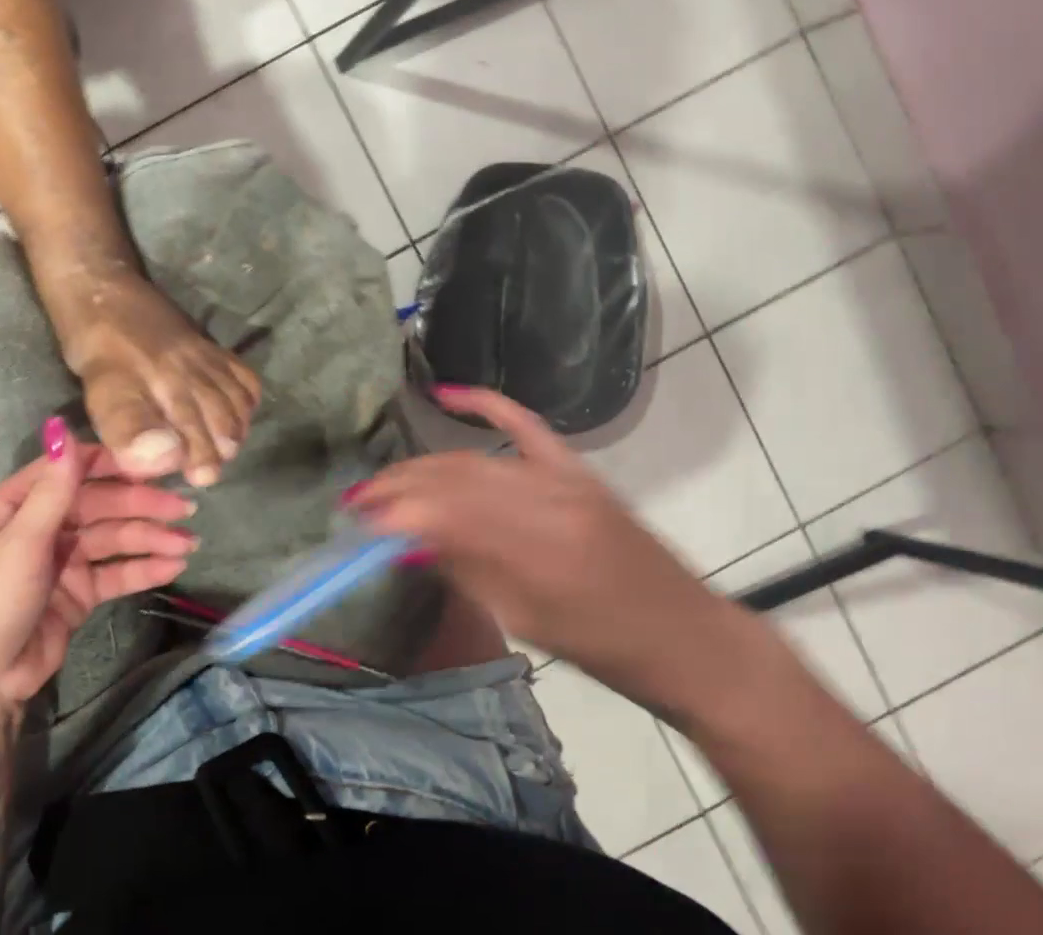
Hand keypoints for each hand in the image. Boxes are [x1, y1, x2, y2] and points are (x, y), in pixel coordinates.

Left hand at [0, 418, 196, 705]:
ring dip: (150, 539)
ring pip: (113, 539)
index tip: (154, 461)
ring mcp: (63, 560)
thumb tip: (63, 427)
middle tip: (185, 508)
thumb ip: (53, 490)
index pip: (71, 469)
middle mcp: (43, 524)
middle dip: (141, 506)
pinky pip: (116, 573)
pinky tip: (174, 566)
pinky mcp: (79, 593)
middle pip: (99, 505)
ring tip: (189, 544)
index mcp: (18, 503)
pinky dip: (143, 569)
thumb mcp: (21, 541)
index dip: (112, 463)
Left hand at [53, 271, 260, 487]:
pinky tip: (238, 414)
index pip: (194, 435)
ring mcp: (204, 357)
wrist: (101, 289)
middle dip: (218, 449)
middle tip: (210, 473)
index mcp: (167, 387)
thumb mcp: (101, 394)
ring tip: (226, 449)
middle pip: (219, 419)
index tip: (200, 479)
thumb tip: (167, 459)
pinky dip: (245, 399)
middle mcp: (193, 373)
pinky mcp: (207, 345)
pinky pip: (241, 376)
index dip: (199, 459)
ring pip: (234, 399)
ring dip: (234, 428)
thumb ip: (131, 427)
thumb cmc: (95, 348)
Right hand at [347, 385, 770, 712]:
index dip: (390, 514)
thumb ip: (463, 570)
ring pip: (472, 458)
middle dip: (395, 488)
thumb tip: (402, 540)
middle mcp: (547, 501)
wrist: (689, 639)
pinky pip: (525, 425)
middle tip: (356, 504)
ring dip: (421, 468)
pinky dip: (484, 405)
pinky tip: (446, 395)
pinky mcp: (578, 470)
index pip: (441, 515)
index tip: (353, 524)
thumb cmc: (604, 648)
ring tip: (383, 484)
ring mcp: (565, 479)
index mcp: (535, 550)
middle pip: (450, 479)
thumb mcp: (523, 621)